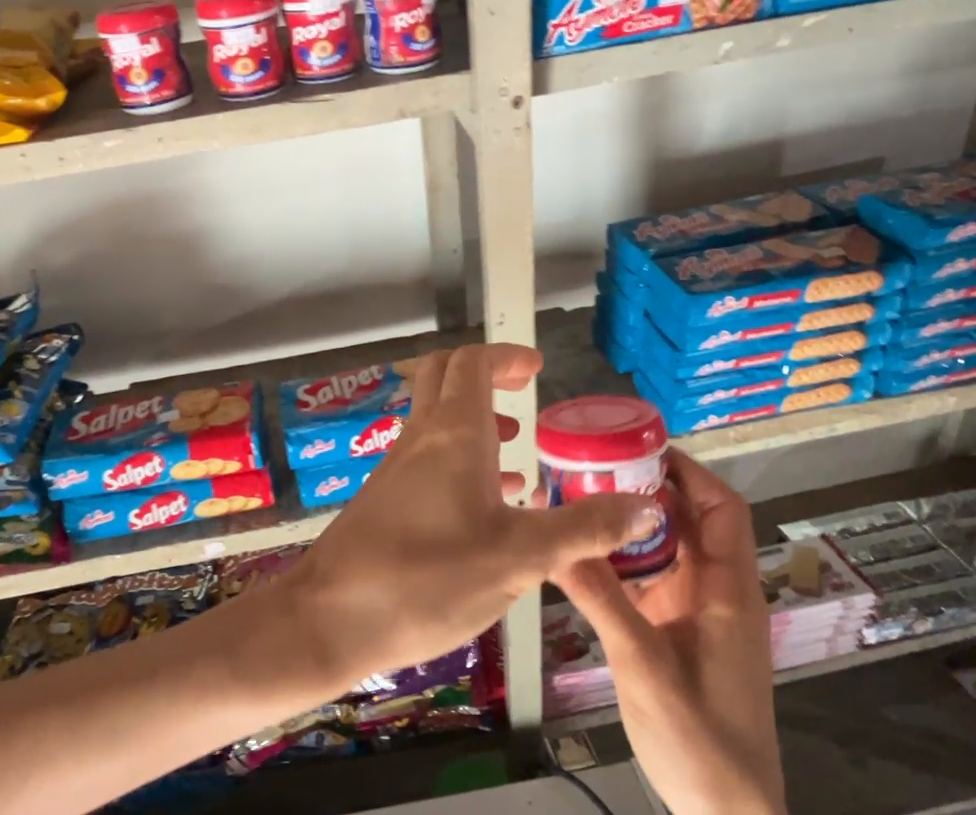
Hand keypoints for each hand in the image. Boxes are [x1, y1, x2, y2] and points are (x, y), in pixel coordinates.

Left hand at [274, 344, 664, 689]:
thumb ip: (583, 529)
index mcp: (453, 434)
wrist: (329, 620)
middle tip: (525, 394)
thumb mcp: (520, 557)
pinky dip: (463, 465)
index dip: (506, 356)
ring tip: (521, 455)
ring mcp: (397, 469)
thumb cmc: (427, 577)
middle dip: (485, 376)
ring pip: (437, 423)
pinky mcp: (387, 502)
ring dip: (477, 424)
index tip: (537, 369)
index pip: (473, 363)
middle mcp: (421, 439)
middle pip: (445, 378)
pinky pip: (429, 463)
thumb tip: (645, 506)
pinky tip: (489, 511)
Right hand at [553, 454, 785, 814]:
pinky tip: (588, 559)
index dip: (687, 470)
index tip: (638, 445)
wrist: (727, 811)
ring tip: (583, 500)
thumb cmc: (699, 739)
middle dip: (648, 489)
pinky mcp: (685, 636)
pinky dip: (629, 561)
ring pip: (673, 550)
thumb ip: (602, 600)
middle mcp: (721, 593)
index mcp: (729, 591)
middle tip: (592, 466)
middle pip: (694, 521)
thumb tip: (557, 542)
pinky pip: (658, 581)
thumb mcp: (642, 665)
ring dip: (635, 524)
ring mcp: (704, 616)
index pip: (722, 508)